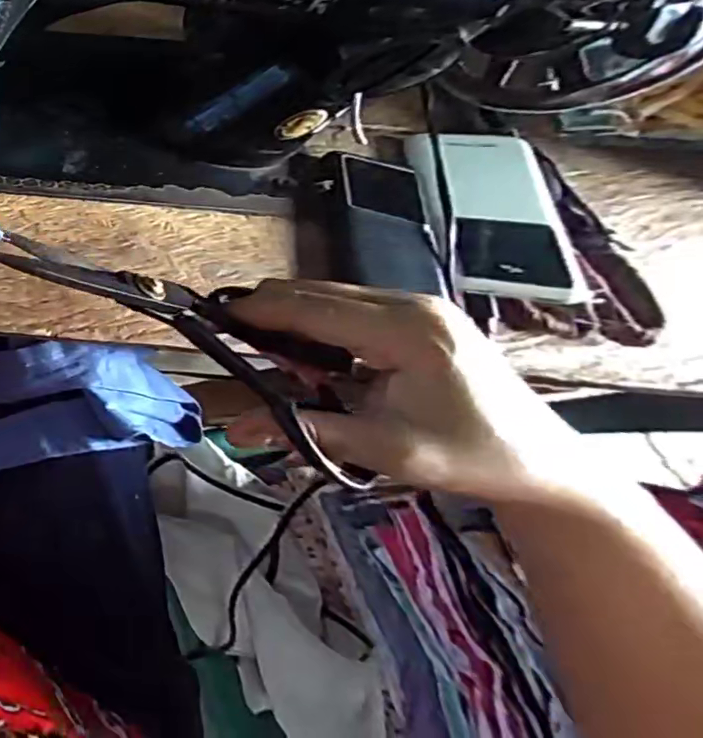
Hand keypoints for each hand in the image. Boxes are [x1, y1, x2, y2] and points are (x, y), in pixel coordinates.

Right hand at [223, 279, 592, 505]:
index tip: (209, 320)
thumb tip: (237, 430)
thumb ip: (307, 430)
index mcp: (407, 332)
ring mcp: (416, 305)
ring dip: (287, 318)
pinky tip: (311, 356)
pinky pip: (342, 303)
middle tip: (233, 344)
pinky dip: (312, 322)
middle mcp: (410, 305)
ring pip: (321, 293)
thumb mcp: (386, 450)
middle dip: (264, 313)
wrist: (549, 466)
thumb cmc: (472, 458)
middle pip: (309, 291)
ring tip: (277, 360)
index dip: (254, 312)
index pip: (307, 307)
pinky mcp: (415, 313)